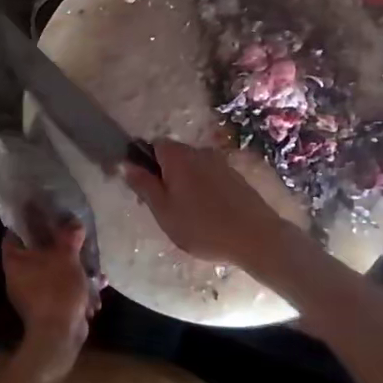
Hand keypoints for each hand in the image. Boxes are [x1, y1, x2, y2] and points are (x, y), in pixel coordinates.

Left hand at [1, 219, 95, 360]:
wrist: (60, 333)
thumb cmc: (57, 289)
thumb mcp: (67, 257)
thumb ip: (69, 237)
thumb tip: (74, 222)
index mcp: (15, 262)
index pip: (12, 235)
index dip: (26, 224)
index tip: (43, 216)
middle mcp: (18, 278)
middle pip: (35, 254)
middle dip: (56, 247)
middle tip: (72, 237)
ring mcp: (31, 295)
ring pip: (51, 272)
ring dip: (71, 268)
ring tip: (91, 263)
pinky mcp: (46, 308)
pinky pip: (60, 289)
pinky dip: (76, 286)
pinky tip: (97, 284)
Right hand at [121, 139, 289, 265]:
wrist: (255, 237)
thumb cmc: (201, 226)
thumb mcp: (163, 210)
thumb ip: (144, 185)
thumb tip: (127, 164)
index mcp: (179, 156)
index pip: (154, 145)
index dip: (145, 163)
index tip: (144, 189)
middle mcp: (200, 151)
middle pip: (174, 156)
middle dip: (165, 176)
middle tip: (163, 208)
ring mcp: (221, 163)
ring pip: (193, 168)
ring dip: (184, 184)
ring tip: (186, 215)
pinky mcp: (236, 177)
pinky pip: (210, 177)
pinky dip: (203, 190)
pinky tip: (207, 215)